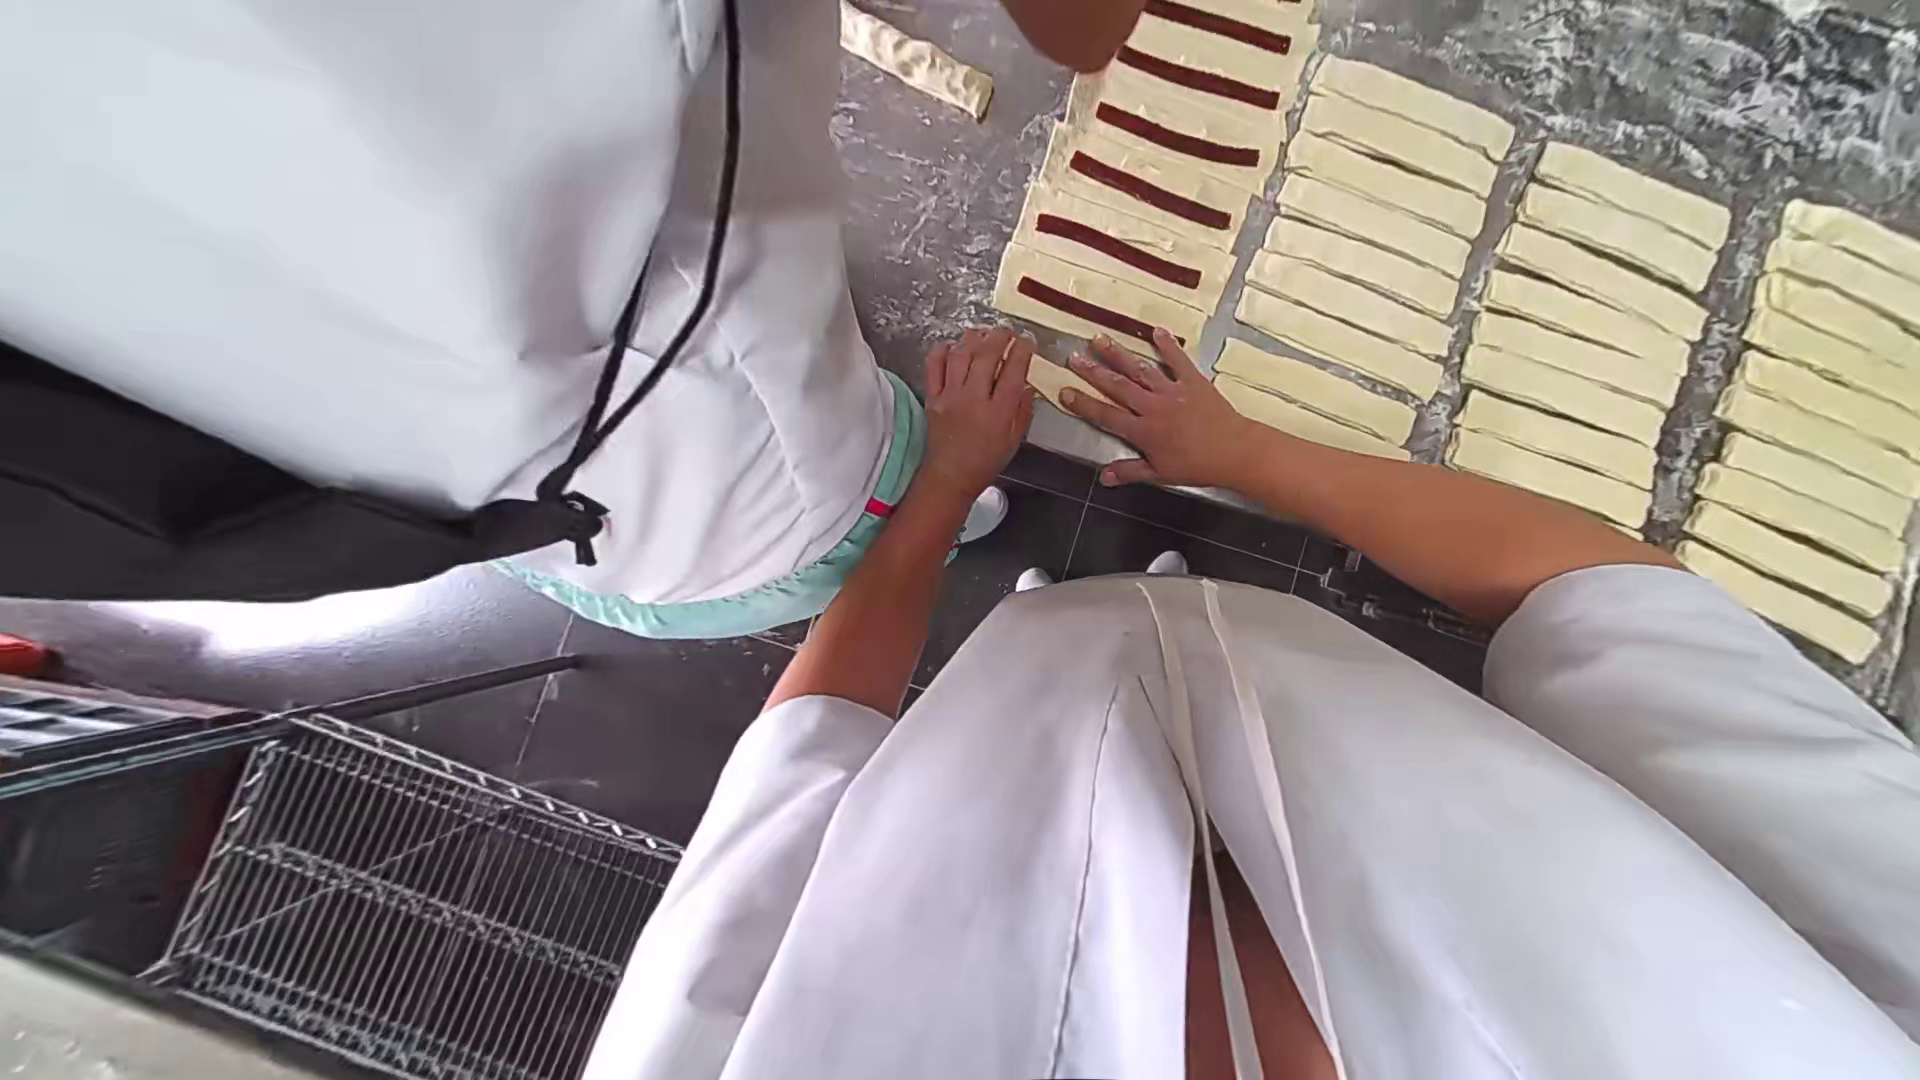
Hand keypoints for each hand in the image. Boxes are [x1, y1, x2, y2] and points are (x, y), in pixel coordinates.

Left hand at [918, 327, 1036, 502]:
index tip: (1027, 341)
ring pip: (961, 354)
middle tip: (1007, 331)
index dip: (1023, 350)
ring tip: (982, 334)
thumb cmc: (986, 461)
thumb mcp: (1014, 439)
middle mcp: (973, 399)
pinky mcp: (932, 398)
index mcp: (998, 412)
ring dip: (973, 338)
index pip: (1014, 370)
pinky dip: (942, 351)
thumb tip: (1027, 385)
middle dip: (1000, 336)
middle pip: (987, 355)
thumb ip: (1022, 410)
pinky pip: (934, 366)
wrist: (951, 476)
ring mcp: (950, 396)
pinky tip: (952, 346)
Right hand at [1060, 330, 1257, 488]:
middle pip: (1117, 387)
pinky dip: (1167, 345)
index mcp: (1142, 430)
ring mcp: (1172, 391)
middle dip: (1093, 372)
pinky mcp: (1193, 381)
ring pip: (1139, 370)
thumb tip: (1103, 477)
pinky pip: (1177, 360)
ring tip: (1100, 339)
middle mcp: (1152, 406)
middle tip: (1074, 357)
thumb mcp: (1159, 474)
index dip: (1083, 404)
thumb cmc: (1196, 466)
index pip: (1105, 415)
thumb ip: (1129, 471)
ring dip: (1118, 354)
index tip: (1064, 391)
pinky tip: (1155, 331)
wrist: (1235, 452)